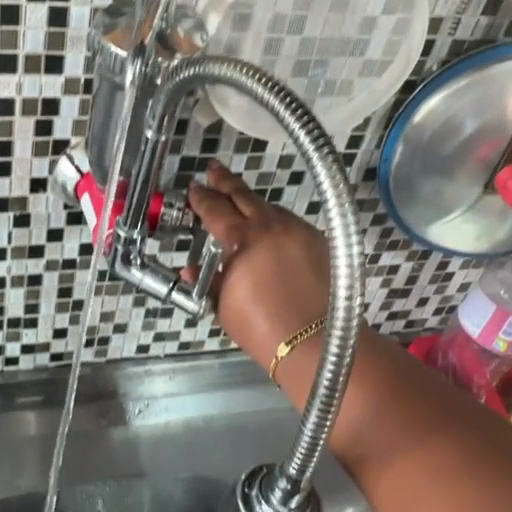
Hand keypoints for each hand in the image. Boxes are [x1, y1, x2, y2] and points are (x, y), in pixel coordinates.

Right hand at [186, 161, 334, 371]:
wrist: (317, 343)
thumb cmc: (262, 328)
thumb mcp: (224, 304)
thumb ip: (208, 279)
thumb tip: (190, 268)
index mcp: (244, 239)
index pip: (216, 209)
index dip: (202, 198)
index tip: (194, 188)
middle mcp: (273, 226)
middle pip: (244, 196)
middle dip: (226, 182)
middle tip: (213, 169)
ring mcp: (300, 231)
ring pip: (271, 208)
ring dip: (253, 204)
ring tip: (240, 202)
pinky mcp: (320, 242)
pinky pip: (291, 223)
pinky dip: (276, 223)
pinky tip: (269, 231)